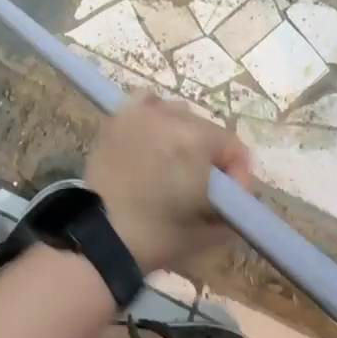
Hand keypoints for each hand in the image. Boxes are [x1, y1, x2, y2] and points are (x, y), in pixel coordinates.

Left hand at [84, 95, 253, 272]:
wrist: (98, 233)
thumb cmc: (155, 237)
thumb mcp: (207, 236)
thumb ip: (230, 215)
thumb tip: (233, 203)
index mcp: (198, 143)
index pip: (235, 147)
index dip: (238, 175)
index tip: (230, 201)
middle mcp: (173, 118)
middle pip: (208, 130)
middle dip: (212, 158)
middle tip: (204, 189)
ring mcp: (144, 114)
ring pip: (180, 114)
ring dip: (186, 136)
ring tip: (175, 165)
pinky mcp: (120, 117)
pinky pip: (147, 100)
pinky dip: (156, 114)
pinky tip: (153, 136)